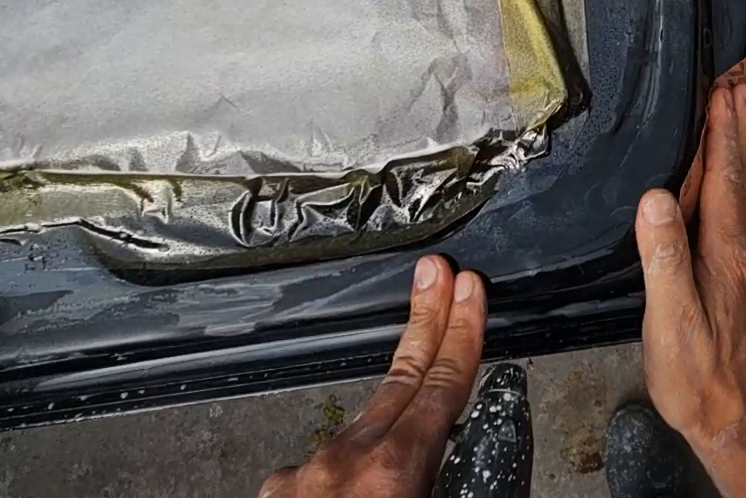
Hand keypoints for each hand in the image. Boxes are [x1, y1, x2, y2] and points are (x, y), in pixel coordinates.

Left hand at [259, 256, 486, 497]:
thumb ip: (441, 473)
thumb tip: (455, 445)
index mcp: (392, 474)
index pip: (441, 384)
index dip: (462, 331)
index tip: (469, 286)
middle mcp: (344, 464)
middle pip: (401, 377)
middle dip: (426, 318)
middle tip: (437, 270)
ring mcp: (303, 478)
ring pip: (361, 431)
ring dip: (391, 413)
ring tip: (411, 408)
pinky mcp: (276, 495)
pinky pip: (321, 469)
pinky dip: (345, 469)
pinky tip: (353, 485)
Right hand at [636, 68, 745, 496]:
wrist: (735, 418)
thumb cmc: (698, 374)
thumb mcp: (672, 320)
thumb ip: (665, 258)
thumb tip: (655, 198)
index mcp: (724, 248)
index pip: (723, 176)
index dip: (722, 131)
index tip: (723, 89)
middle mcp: (741, 245)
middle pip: (741, 172)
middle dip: (739, 123)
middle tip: (739, 80)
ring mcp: (745, 258)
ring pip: (744, 186)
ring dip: (741, 143)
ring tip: (741, 110)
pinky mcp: (740, 271)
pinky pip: (740, 205)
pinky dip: (737, 174)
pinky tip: (732, 173)